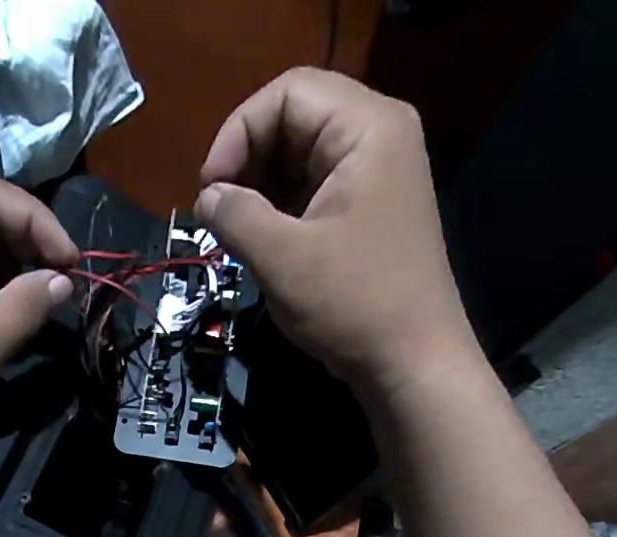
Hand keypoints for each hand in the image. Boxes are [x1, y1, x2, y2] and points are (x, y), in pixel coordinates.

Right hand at [196, 69, 479, 394]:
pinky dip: (277, 209)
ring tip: (234, 232)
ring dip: (257, 189)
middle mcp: (375, 138)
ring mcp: (373, 175)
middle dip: (245, 162)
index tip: (209, 189)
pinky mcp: (365, 210)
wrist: (410, 362)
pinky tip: (259, 242)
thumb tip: (207, 197)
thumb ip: (235, 216)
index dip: (237, 133)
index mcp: (367, 129)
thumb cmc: (351, 305)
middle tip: (218, 213)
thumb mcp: (282, 259)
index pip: (287, 94)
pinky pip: (310, 189)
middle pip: (292, 120)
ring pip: (297, 158)